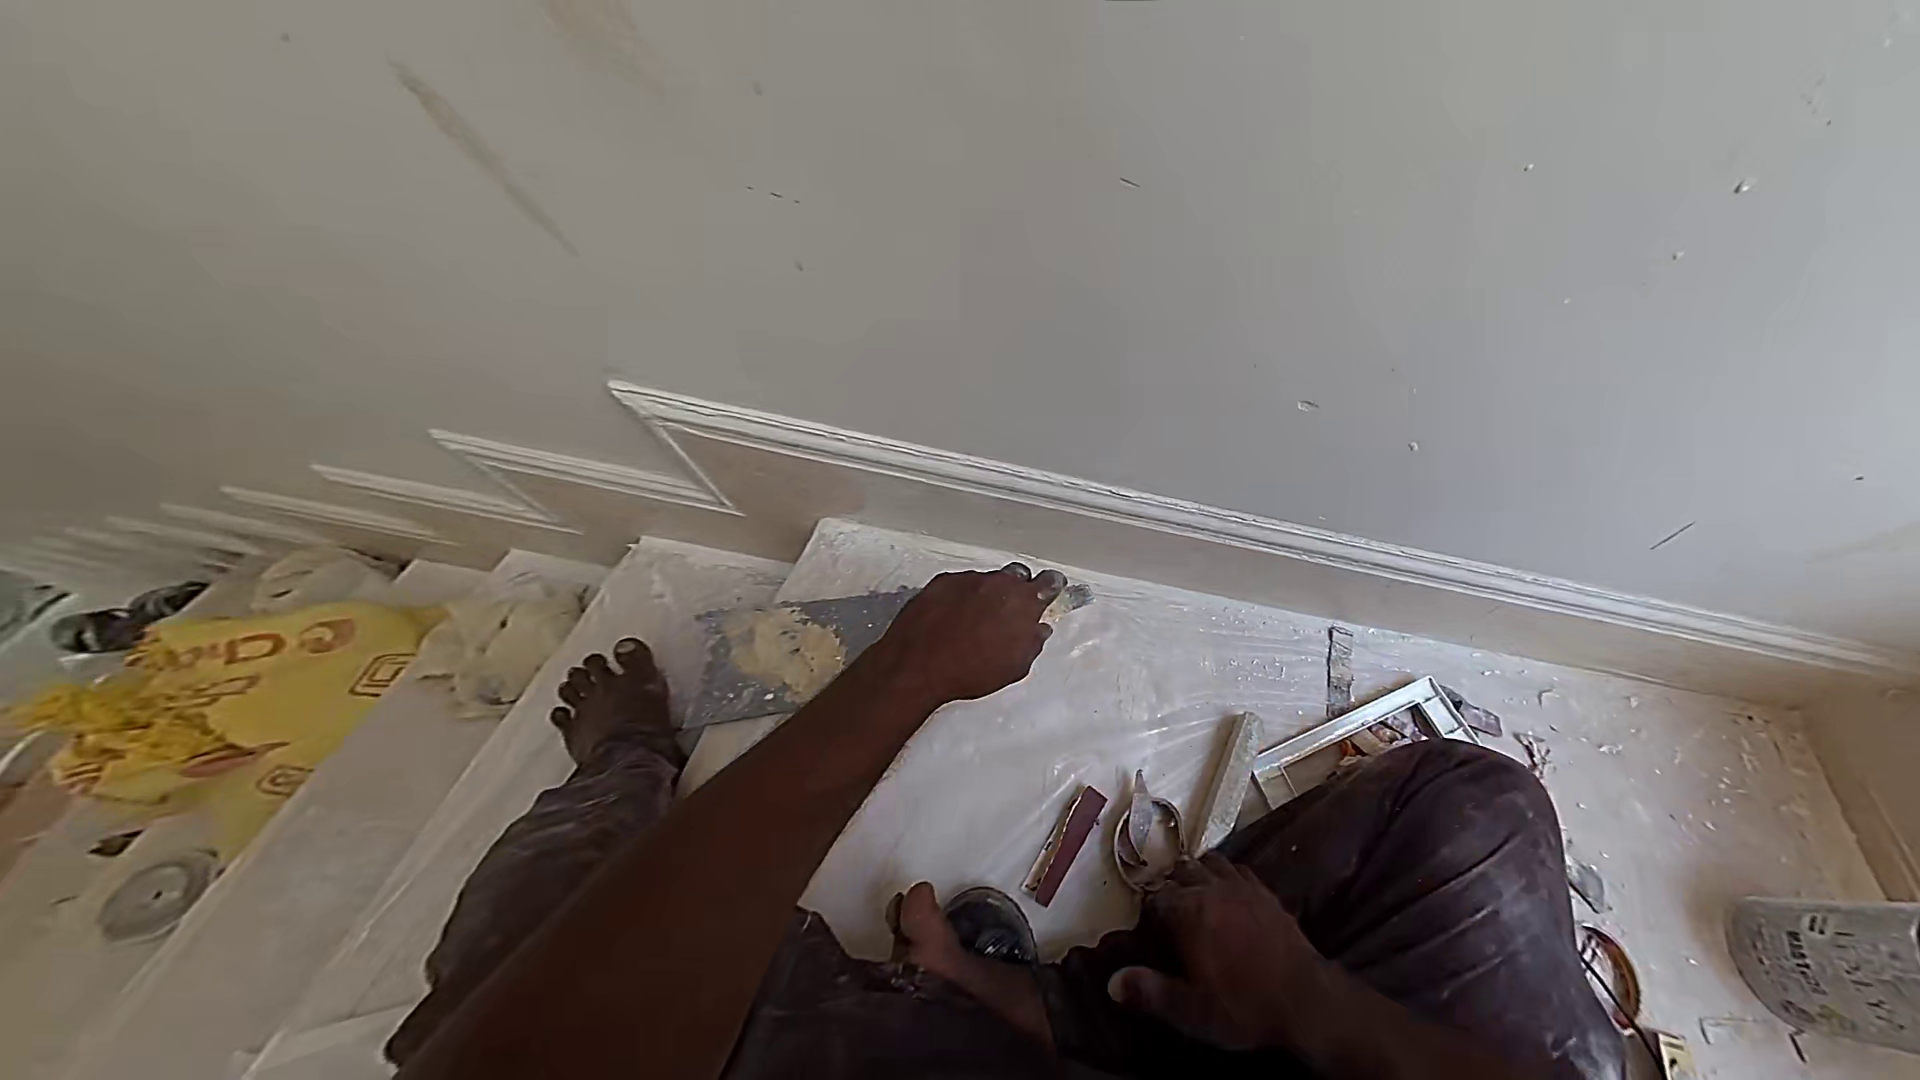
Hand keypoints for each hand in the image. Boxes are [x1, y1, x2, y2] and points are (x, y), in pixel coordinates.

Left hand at [860, 563, 1064, 706]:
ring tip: (975, 619)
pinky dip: (961, 596)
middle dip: (1017, 589)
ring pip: (986, 580)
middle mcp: (998, 582)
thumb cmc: (971, 672)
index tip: (1051, 588)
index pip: (1049, 581)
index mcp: (1024, 602)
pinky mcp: (942, 581)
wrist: (918, 665)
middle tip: (1010, 610)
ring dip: (986, 594)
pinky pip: (960, 584)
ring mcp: (969, 579)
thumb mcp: (1014, 667)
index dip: (1051, 585)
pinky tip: (952, 617)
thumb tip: (1039, 629)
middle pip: (1017, 575)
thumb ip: (1032, 643)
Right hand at [1108, 854, 1327, 1051]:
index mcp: (1186, 912)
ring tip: (1196, 890)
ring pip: (1208, 861)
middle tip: (1172, 908)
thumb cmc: (1244, 1006)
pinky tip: (1229, 889)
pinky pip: (1238, 868)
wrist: (1307, 1001)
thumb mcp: (1193, 1012)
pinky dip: (1228, 873)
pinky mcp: (1264, 892)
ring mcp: (1239, 886)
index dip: (1151, 911)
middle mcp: (1208, 889)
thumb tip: (1112, 982)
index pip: (1156, 898)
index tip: (1152, 927)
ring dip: (1198, 872)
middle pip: (1180, 872)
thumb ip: (1151, 993)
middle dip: (1172, 884)